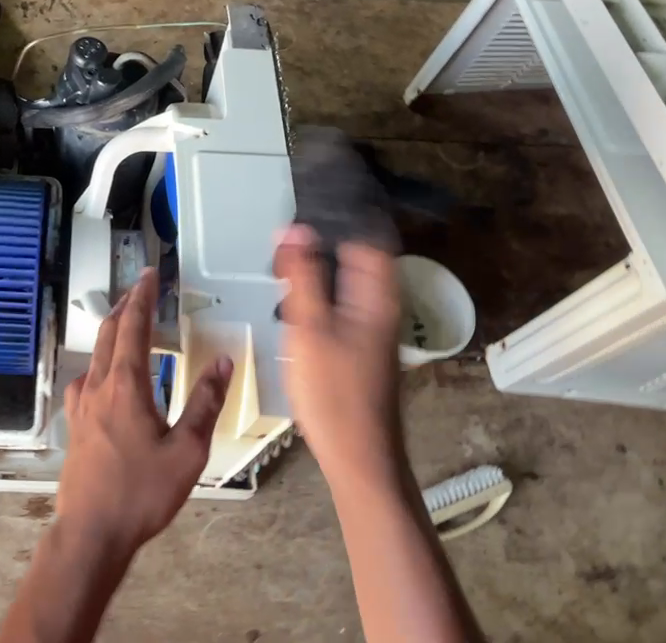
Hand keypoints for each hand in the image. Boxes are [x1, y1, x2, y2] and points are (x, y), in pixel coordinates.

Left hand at [56, 270, 232, 557]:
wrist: (91, 533)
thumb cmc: (141, 493)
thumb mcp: (187, 451)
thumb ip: (205, 403)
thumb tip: (222, 362)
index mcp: (126, 385)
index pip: (134, 326)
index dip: (143, 296)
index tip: (150, 273)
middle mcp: (98, 386)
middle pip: (109, 332)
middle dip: (126, 305)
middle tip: (141, 287)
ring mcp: (80, 404)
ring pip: (95, 353)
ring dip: (112, 330)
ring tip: (128, 323)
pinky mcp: (74, 424)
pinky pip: (86, 378)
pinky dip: (101, 361)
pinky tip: (106, 376)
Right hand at [274, 226, 405, 481]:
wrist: (358, 457)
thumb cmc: (334, 393)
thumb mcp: (309, 327)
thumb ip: (301, 276)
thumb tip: (294, 230)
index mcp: (377, 296)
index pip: (368, 238)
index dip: (341, 219)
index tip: (307, 208)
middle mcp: (382, 308)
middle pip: (358, 259)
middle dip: (324, 244)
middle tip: (287, 239)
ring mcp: (373, 331)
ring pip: (348, 284)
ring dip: (319, 271)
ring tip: (284, 266)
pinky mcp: (361, 349)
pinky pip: (341, 306)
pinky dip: (319, 296)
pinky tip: (294, 305)